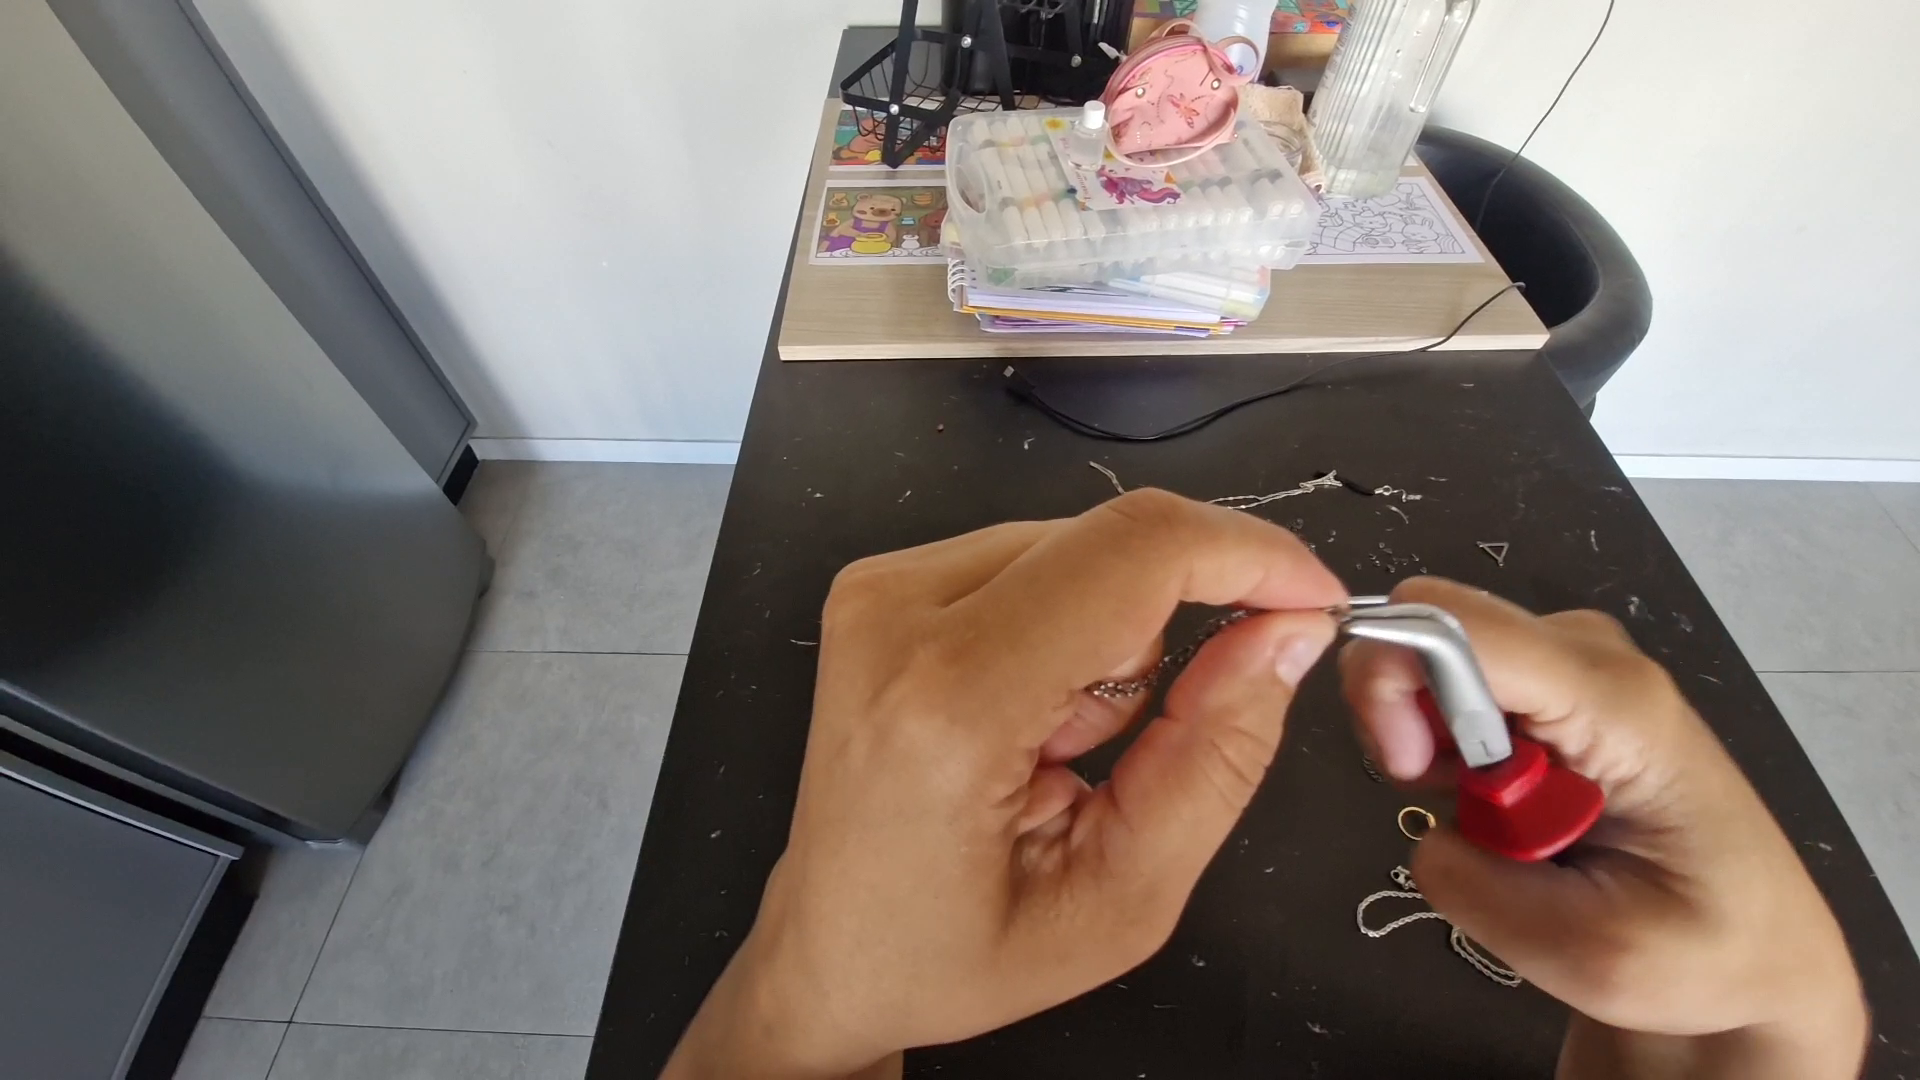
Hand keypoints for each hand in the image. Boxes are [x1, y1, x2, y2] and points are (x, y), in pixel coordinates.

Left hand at [663, 490, 1345, 1077]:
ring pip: (1071, 543)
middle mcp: (899, 614)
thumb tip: (1285, 634)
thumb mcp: (1119, 895)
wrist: (829, 939)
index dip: (1247, 554)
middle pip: (1109, 537)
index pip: (1133, 553)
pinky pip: (1024, 557)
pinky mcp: (879, 582)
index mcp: (952, 699)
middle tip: (1132, 730)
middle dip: (1172, 613)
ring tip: (1053, 734)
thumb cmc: (953, 946)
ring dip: (1106, 627)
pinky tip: (1020, 700)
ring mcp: (879, 587)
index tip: (1307, 596)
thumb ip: (1218, 754)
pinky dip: (1057, 618)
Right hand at [1340, 578, 1867, 1079]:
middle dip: (1396, 707)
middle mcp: (1584, 654)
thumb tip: (1422, 827)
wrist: (1754, 945)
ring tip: (1471, 801)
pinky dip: (1430, 728)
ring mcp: (1561, 657)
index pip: (1458, 626)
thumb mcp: (1598, 955)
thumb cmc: (1700, 953)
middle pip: (1425, 624)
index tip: (1403, 765)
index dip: (1392, 673)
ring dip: (1414, 727)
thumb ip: (1474, 884)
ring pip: (1421, 649)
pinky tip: (1478, 780)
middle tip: (1431, 790)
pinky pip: (1436, 670)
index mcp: (1615, 704)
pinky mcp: (1540, 673)